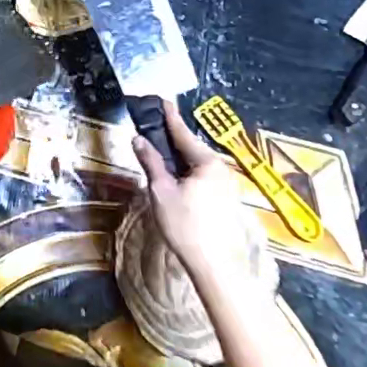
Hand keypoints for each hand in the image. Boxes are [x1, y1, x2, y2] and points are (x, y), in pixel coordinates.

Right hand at [132, 99, 275, 302]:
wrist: (214, 265)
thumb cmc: (185, 225)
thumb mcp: (161, 191)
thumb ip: (151, 162)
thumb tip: (139, 139)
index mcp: (207, 163)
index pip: (184, 134)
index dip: (170, 117)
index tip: (163, 101)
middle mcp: (222, 169)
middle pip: (192, 149)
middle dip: (173, 140)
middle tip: (155, 129)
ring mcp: (227, 186)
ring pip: (198, 165)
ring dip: (180, 159)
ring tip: (161, 155)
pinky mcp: (226, 201)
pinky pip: (203, 177)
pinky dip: (187, 173)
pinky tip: (176, 180)